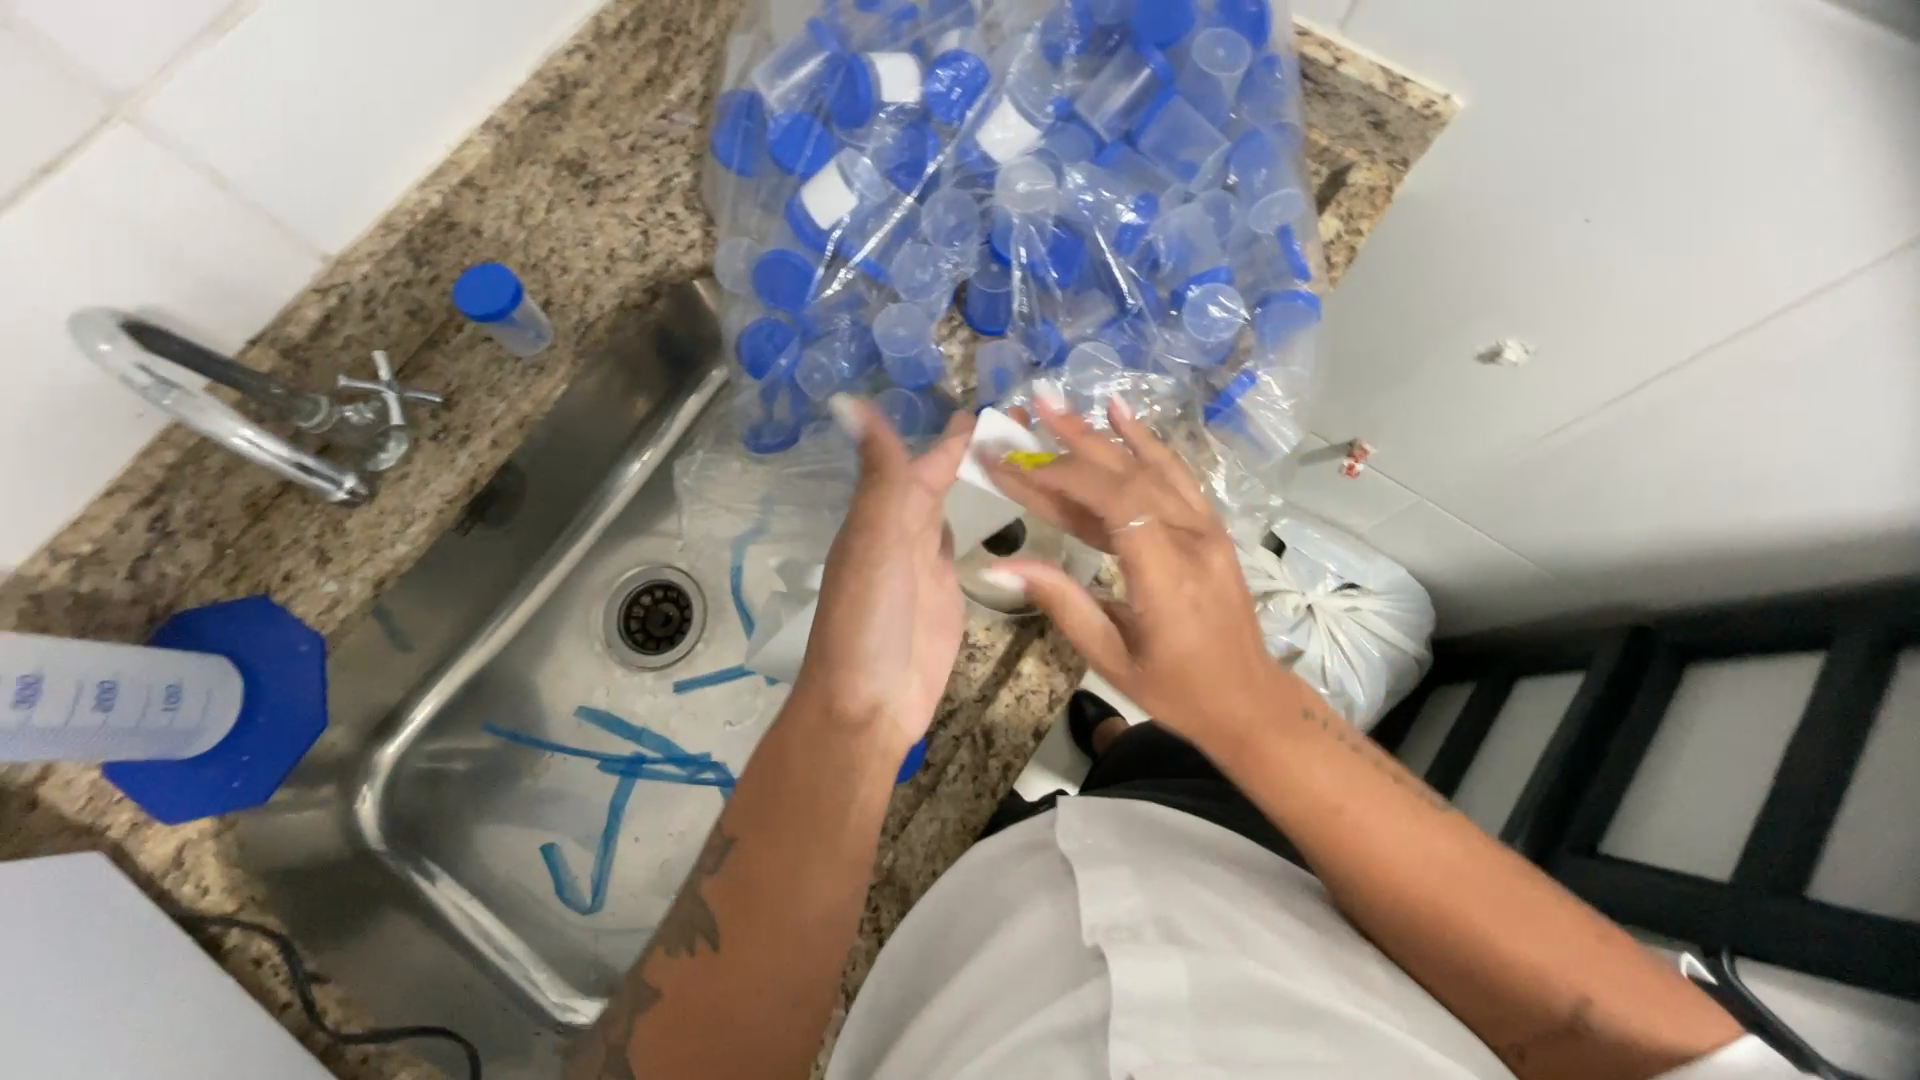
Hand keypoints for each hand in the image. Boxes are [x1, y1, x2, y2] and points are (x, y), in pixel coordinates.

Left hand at [790, 396, 974, 753]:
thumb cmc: (867, 621)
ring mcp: (924, 571)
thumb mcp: (873, 540)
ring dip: (970, 486)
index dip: (951, 440)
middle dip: (968, 456)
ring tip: (1008, 461)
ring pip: (947, 513)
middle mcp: (901, 538)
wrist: (866, 706)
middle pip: (936, 484)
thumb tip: (848, 400)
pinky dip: (970, 529)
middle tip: (1016, 428)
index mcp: (881, 518)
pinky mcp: (945, 602)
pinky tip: (987, 519)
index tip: (984, 411)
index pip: (921, 466)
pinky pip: (958, 553)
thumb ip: (878, 475)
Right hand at [983, 397, 1290, 754]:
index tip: (1015, 467)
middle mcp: (1193, 541)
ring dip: (1102, 434)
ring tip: (1059, 406)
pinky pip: (1176, 476)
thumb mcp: (1111, 658)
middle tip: (1028, 411)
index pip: (1114, 503)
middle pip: (1129, 475)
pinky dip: (1145, 443)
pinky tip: (1120, 416)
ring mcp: (1208, 531)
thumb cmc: (1176, 690)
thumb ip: (1062, 603)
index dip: (1062, 478)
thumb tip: (1004, 566)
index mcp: (1168, 578)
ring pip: (1152, 467)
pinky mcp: (1211, 529)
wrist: (1248, 700)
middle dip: (1072, 443)